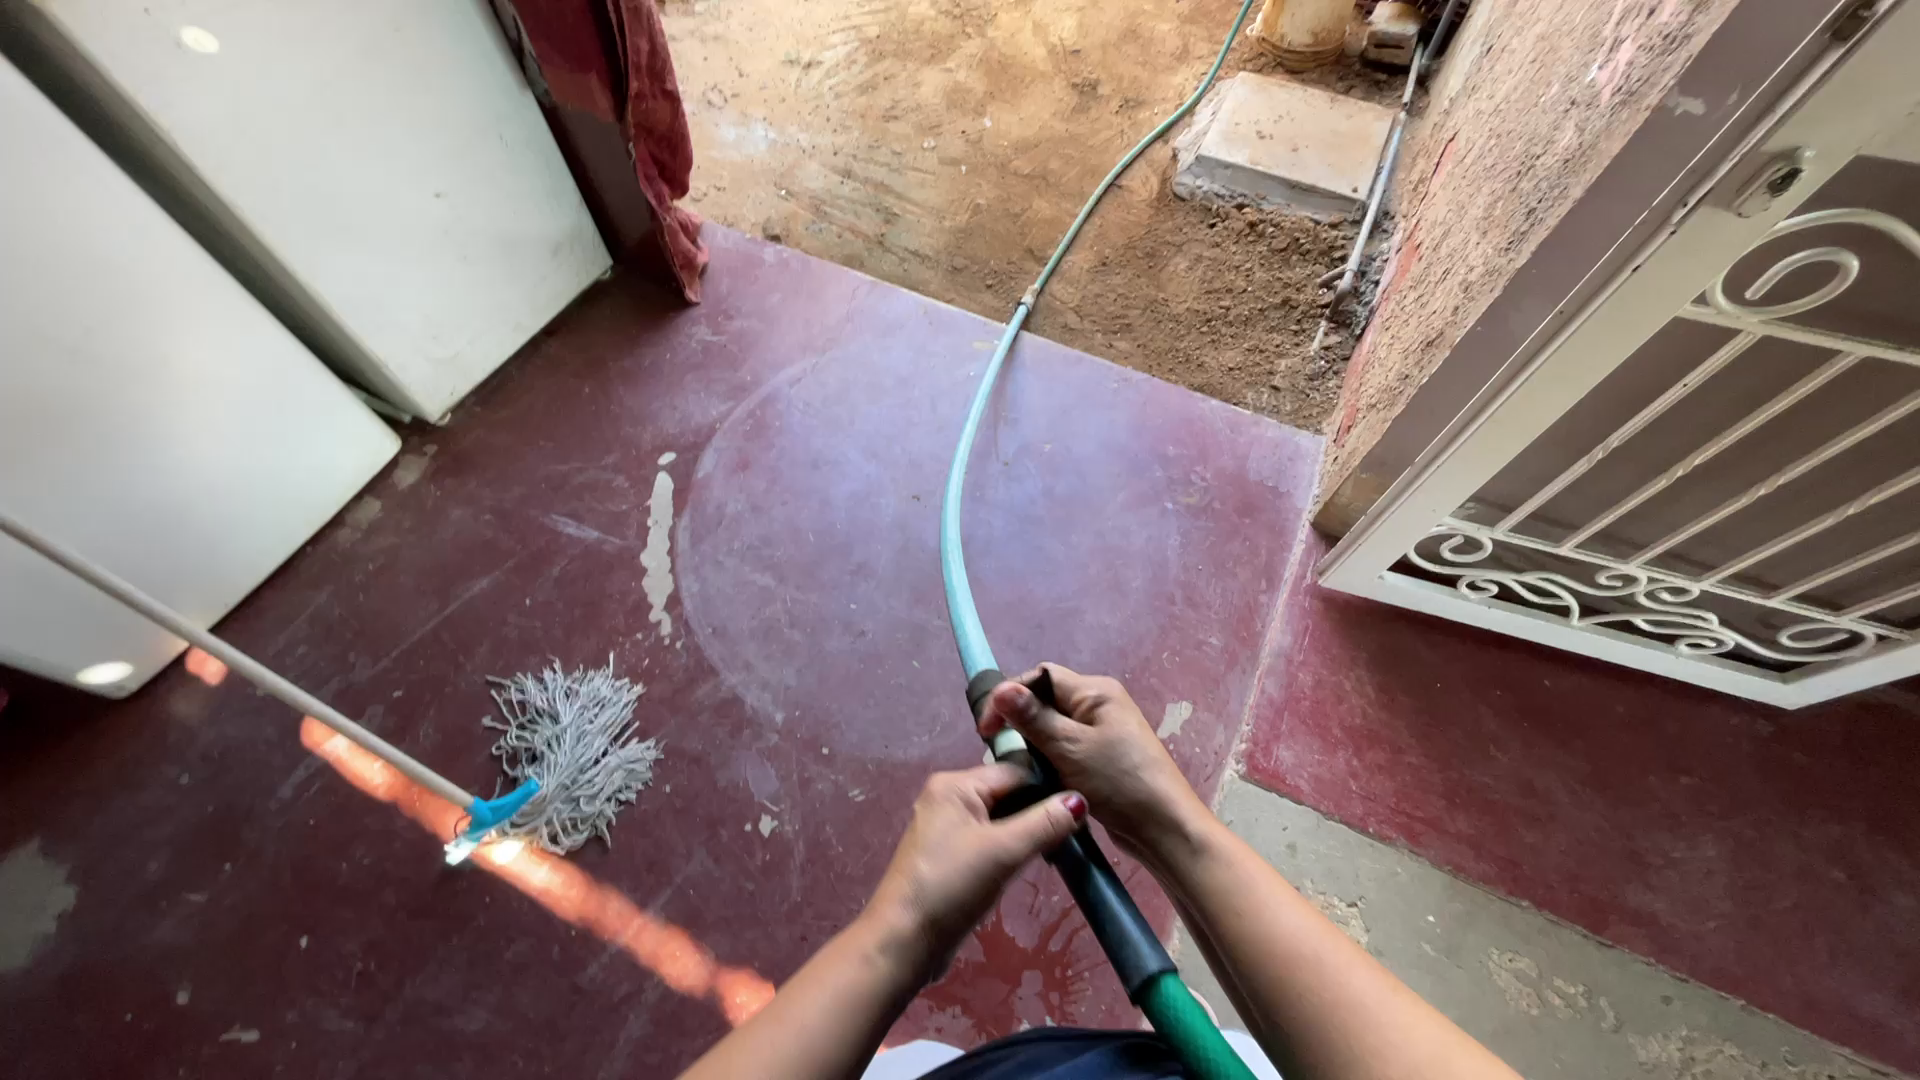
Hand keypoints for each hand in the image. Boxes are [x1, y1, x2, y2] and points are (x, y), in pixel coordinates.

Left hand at [863, 764, 1086, 978]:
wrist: (903, 941)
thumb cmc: (951, 887)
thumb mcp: (1004, 852)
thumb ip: (1044, 823)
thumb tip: (1080, 799)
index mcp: (955, 784)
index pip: (1015, 772)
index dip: (1048, 789)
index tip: (1081, 812)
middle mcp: (948, 796)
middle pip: (1007, 792)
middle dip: (1037, 812)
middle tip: (1072, 835)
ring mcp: (945, 825)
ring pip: (999, 816)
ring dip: (1025, 832)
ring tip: (1053, 851)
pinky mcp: (948, 853)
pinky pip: (987, 837)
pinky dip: (1008, 847)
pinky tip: (1026, 864)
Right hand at [978, 664, 1212, 867]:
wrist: (1163, 828)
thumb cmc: (1119, 781)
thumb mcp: (1070, 747)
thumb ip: (1033, 718)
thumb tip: (1001, 688)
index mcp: (1095, 691)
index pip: (1040, 677)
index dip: (1010, 696)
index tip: (988, 728)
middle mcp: (1098, 703)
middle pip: (1044, 701)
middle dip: (1019, 722)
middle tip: (999, 749)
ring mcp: (1100, 731)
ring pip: (1051, 727)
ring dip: (1032, 744)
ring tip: (1016, 767)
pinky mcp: (1099, 756)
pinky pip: (1063, 748)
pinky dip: (1047, 759)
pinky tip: (1037, 777)